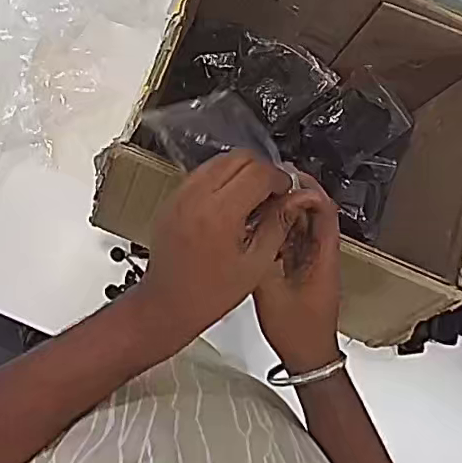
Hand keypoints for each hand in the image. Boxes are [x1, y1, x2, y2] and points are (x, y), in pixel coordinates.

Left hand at [130, 150, 294, 345]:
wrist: (168, 304)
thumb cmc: (207, 294)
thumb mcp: (256, 264)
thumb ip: (277, 225)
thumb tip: (293, 201)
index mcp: (219, 215)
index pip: (258, 172)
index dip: (279, 178)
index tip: (286, 190)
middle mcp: (196, 198)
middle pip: (239, 157)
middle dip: (262, 169)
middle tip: (272, 190)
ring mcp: (181, 197)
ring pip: (220, 161)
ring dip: (242, 171)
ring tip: (253, 197)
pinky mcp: (173, 200)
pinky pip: (202, 173)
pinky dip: (222, 178)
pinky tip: (231, 203)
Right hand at [254, 170, 342, 372]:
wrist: (309, 358)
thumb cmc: (298, 332)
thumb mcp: (272, 294)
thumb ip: (261, 261)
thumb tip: (252, 234)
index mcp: (324, 257)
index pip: (325, 212)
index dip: (309, 190)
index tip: (289, 176)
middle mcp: (323, 257)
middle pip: (315, 215)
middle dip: (296, 195)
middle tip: (272, 181)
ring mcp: (314, 265)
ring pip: (304, 229)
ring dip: (288, 212)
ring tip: (264, 198)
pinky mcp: (304, 274)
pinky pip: (296, 244)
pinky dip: (282, 231)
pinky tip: (262, 228)